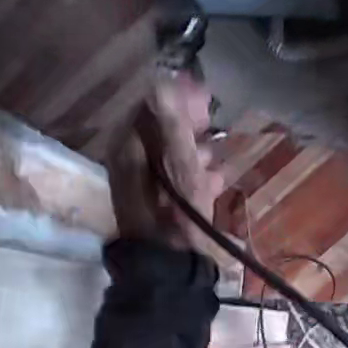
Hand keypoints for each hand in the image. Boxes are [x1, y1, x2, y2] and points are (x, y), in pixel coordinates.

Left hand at [108, 73, 223, 249]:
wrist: (172, 266)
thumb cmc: (177, 212)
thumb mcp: (179, 162)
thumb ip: (172, 122)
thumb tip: (164, 81)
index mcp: (130, 148)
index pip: (150, 107)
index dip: (178, 97)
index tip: (204, 95)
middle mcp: (131, 163)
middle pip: (160, 130)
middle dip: (188, 122)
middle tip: (212, 118)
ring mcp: (144, 185)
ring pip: (170, 154)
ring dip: (194, 147)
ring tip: (217, 147)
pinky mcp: (159, 205)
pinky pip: (175, 178)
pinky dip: (194, 172)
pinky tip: (215, 178)